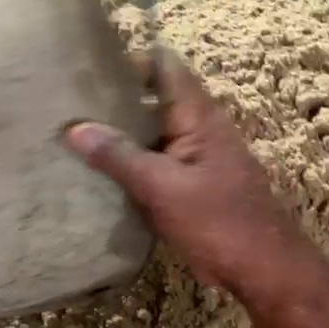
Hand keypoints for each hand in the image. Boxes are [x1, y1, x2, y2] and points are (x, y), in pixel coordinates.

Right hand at [64, 49, 310, 288]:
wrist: (260, 269)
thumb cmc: (217, 221)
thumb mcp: (162, 186)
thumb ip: (118, 156)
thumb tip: (74, 128)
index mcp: (198, 117)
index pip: (164, 66)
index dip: (130, 59)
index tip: (88, 64)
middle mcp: (197, 130)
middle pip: (152, 99)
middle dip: (115, 99)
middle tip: (68, 102)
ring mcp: (194, 159)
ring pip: (150, 135)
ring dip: (119, 134)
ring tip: (73, 132)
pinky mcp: (188, 186)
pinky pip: (153, 164)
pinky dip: (128, 164)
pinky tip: (96, 173)